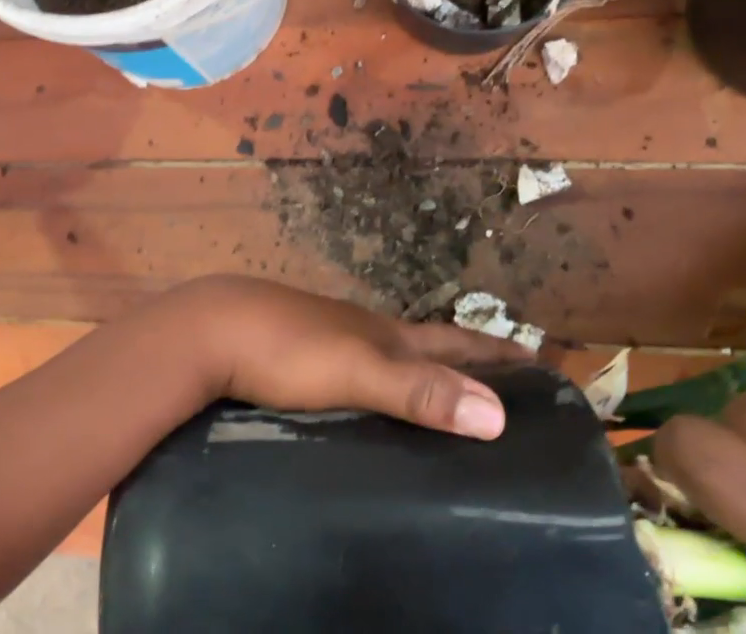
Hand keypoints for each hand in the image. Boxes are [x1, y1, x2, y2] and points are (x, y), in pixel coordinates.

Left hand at [158, 275, 534, 439]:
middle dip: (466, 361)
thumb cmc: (286, 348)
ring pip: (388, 354)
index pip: (454, 341)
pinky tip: (369, 404)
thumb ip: (420, 391)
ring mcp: (327, 339)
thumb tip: (500, 415)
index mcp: (384, 333)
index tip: (538, 359)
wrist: (208, 332)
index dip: (495, 352)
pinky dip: (378, 384)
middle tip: (502, 385)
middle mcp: (362, 330)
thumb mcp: (358, 370)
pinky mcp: (295, 356)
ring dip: (422, 371)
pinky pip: (354, 370)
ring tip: (443, 398)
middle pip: (425, 343)